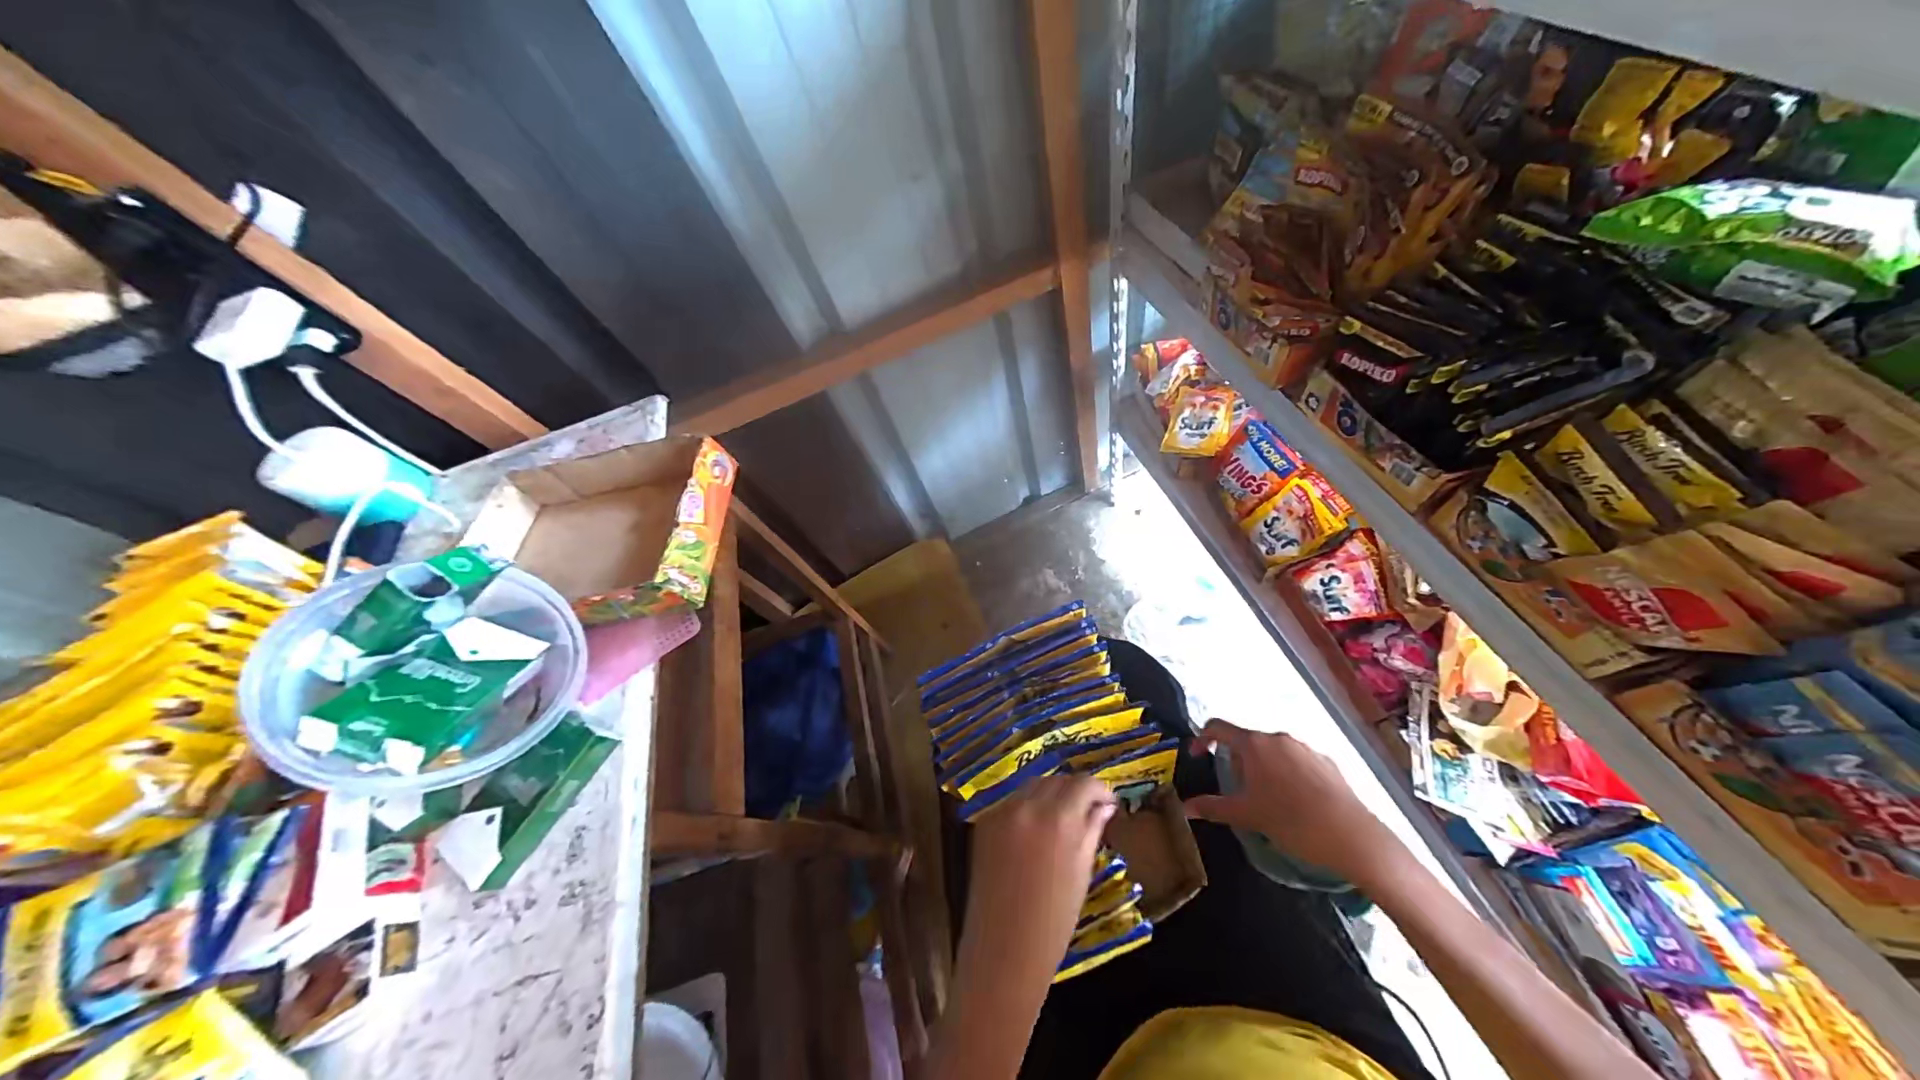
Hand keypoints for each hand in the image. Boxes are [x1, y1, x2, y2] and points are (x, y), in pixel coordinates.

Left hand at [966, 774, 1116, 959]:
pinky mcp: (984, 822)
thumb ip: (1092, 830)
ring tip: (1062, 819)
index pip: (1084, 783)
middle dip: (1075, 791)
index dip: (1100, 790)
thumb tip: (1105, 806)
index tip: (1109, 803)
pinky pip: (1012, 803)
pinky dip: (1028, 808)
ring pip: (1033, 786)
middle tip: (1088, 810)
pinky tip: (1035, 830)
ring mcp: (1002, 812)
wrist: (1003, 949)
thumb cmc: (1054, 921)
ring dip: (1051, 795)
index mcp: (1059, 819)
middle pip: (1057, 780)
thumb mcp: (1082, 872)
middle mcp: (1028, 806)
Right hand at [1184, 719, 1411, 888]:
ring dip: (1261, 769)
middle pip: (1246, 741)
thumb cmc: (1290, 821)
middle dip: (1236, 761)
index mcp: (1254, 745)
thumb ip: (1212, 807)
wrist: (1352, 837)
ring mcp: (1306, 748)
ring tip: (1266, 800)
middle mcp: (1279, 738)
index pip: (1217, 727)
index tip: (1197, 757)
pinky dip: (1286, 775)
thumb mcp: (1245, 816)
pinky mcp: (1327, 763)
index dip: (1201, 738)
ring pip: (1272, 752)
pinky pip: (1296, 762)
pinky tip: (1295, 803)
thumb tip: (1185, 808)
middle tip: (1236, 791)